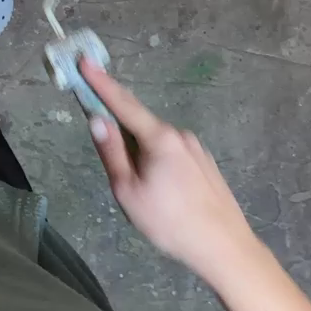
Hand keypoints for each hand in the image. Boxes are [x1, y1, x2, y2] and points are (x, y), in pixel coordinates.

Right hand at [78, 57, 265, 286]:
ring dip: (137, 150)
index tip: (84, 60)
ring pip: (154, 140)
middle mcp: (178, 135)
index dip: (100, 82)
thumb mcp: (128, 190)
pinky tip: (159, 190)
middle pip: (138, 121)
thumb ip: (111, 152)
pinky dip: (154, 159)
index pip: (122, 103)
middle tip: (100, 132)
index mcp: (159, 138)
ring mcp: (195, 148)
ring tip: (138, 189)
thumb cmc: (169, 221)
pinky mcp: (204, 163)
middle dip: (116, 121)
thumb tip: (97, 119)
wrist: (226, 250)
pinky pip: (169, 151)